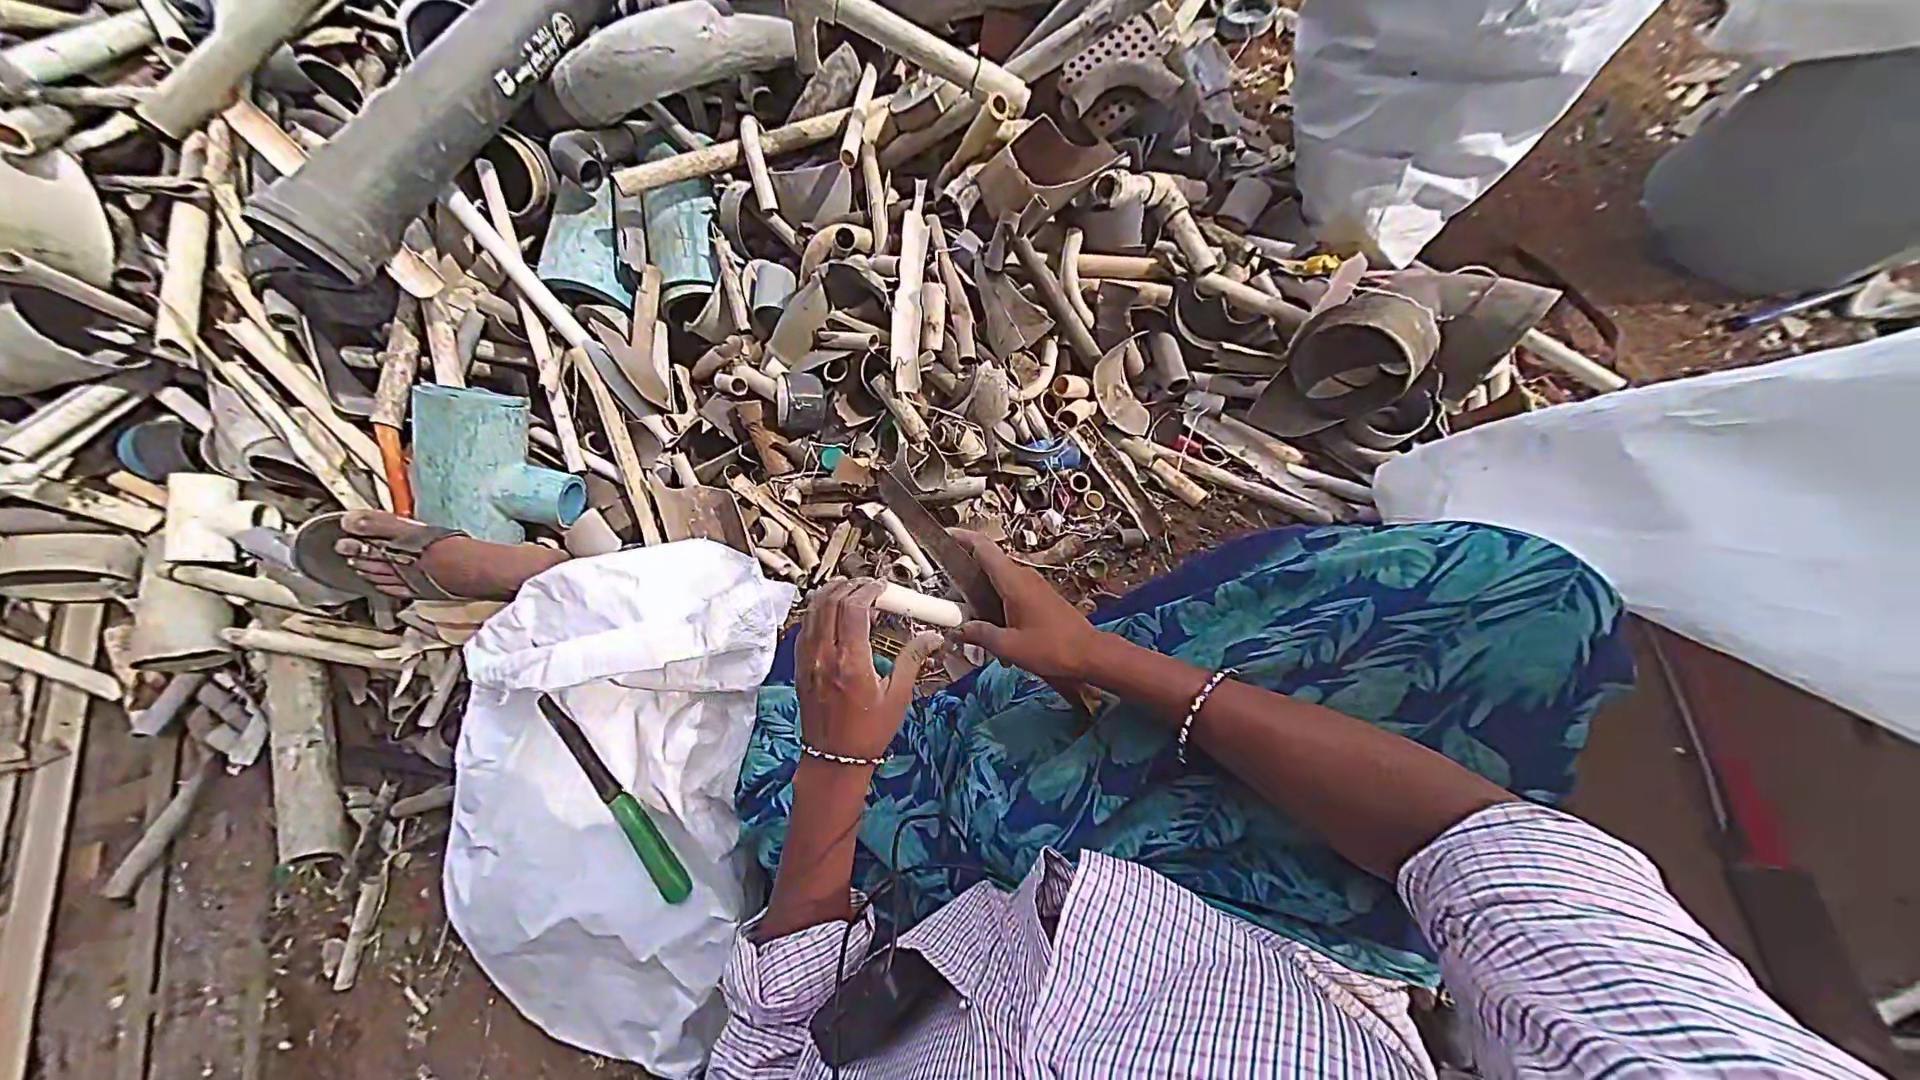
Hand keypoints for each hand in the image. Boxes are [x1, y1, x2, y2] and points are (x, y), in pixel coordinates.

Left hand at [796, 579, 941, 761]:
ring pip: (813, 611)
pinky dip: (816, 612)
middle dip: (850, 586)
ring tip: (848, 589)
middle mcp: (824, 657)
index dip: (868, 590)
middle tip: (868, 586)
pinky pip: (804, 628)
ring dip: (830, 594)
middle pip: (830, 602)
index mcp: (850, 663)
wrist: (834, 760)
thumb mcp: (898, 696)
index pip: (853, 608)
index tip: (881, 587)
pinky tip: (829, 612)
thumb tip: (932, 637)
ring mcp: (808, 661)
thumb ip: (913, 660)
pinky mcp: (799, 666)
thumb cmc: (868, 733)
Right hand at [950, 530, 1104, 681]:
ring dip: (982, 597)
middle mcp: (1023, 577)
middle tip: (947, 594)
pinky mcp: (1039, 597)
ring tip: (968, 620)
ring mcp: (1033, 586)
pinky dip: (996, 606)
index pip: (984, 548)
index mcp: (1014, 581)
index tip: (944, 536)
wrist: (1091, 654)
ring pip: (998, 582)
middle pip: (987, 564)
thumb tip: (957, 630)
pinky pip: (1010, 593)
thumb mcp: (1009, 646)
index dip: (962, 538)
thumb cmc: (1053, 648)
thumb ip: (979, 634)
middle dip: (965, 576)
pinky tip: (995, 633)